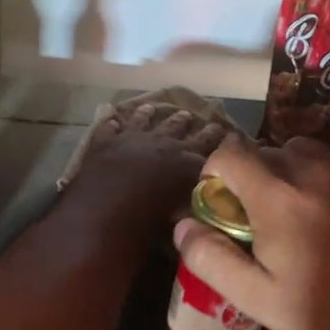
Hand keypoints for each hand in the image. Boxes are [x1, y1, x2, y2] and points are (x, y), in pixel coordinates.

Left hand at [67, 103, 229, 236]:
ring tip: (151, 107)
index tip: (223, 128)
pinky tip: (111, 117)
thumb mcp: (182, 219)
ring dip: (148, 114)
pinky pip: (109, 127)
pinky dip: (111, 122)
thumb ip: (191, 210)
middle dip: (185, 120)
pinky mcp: (105, 142)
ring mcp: (132, 138)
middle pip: (177, 127)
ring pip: (143, 120)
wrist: (108, 209)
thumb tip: (197, 214)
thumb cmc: (151, 222)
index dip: (216, 138)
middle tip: (190, 114)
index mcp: (186, 163)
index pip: (208, 147)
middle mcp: (163, 144)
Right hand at [172, 136, 329, 329]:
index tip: (220, 206)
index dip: (215, 174)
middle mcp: (314, 167)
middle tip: (265, 224)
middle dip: (255, 180)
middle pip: (267, 152)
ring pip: (307, 151)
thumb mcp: (260, 300)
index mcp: (277, 196)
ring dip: (295, 174)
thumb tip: (180, 227)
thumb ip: (213, 259)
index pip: (228, 153)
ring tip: (307, 216)